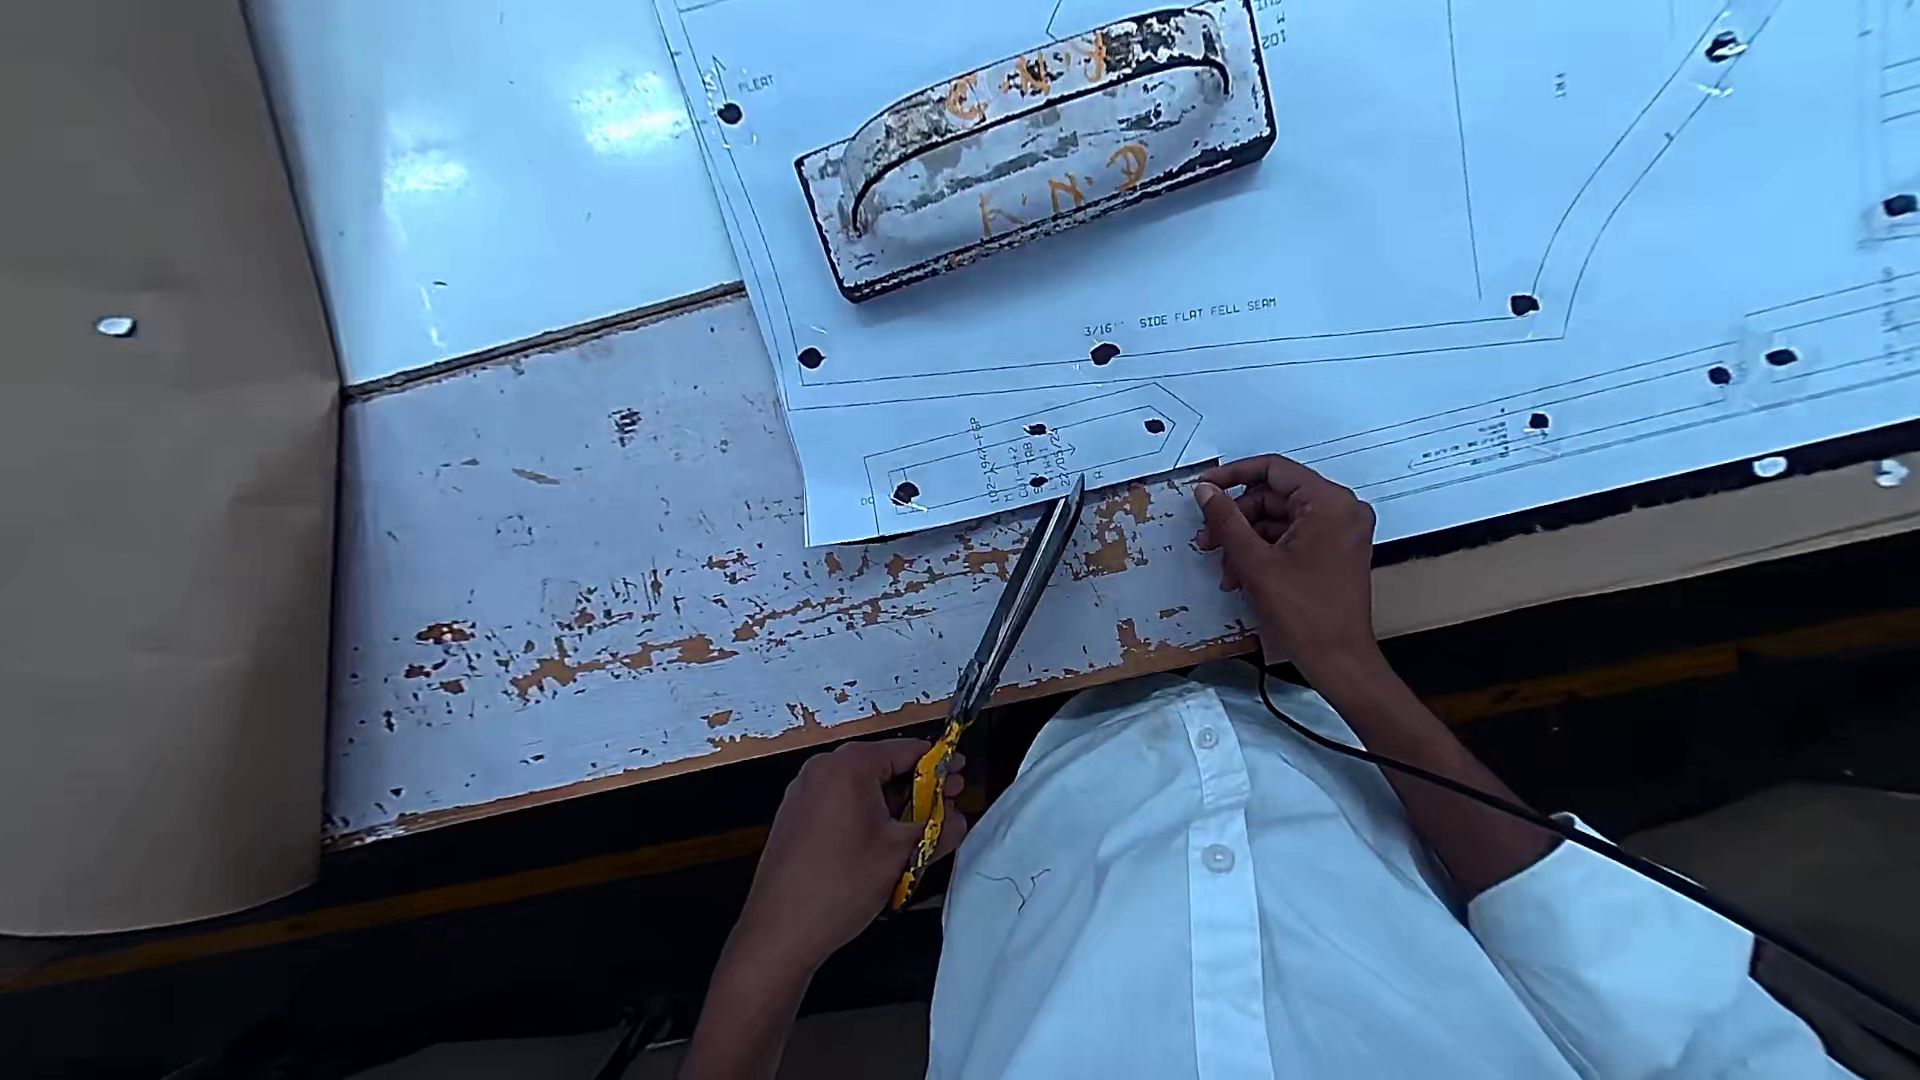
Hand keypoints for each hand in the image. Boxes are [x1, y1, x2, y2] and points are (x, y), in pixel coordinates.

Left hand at [730, 739, 965, 974]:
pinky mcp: (794, 812)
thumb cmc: (843, 884)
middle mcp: (824, 766)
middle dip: (919, 784)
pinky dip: (867, 810)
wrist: (778, 933)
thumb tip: (960, 820)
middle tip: (949, 800)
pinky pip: (840, 799)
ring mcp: (804, 788)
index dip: (939, 762)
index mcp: (851, 764)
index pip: (907, 750)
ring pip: (862, 784)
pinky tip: (884, 836)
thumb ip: (939, 828)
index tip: (960, 772)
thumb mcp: (901, 854)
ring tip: (921, 823)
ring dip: (894, 800)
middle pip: (883, 765)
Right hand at [1192, 454, 1381, 679]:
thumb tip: (1205, 490)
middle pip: (1273, 496)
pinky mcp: (1333, 549)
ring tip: (1224, 567)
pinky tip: (1240, 575)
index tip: (1203, 489)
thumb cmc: (1302, 610)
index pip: (1274, 469)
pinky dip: (1261, 551)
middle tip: (1207, 540)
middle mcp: (1340, 509)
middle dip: (1235, 519)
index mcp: (1329, 503)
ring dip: (1244, 540)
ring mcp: (1339, 530)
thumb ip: (1226, 519)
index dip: (1233, 475)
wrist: (1337, 658)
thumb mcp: (1254, 560)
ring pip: (1276, 518)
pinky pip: (1289, 536)